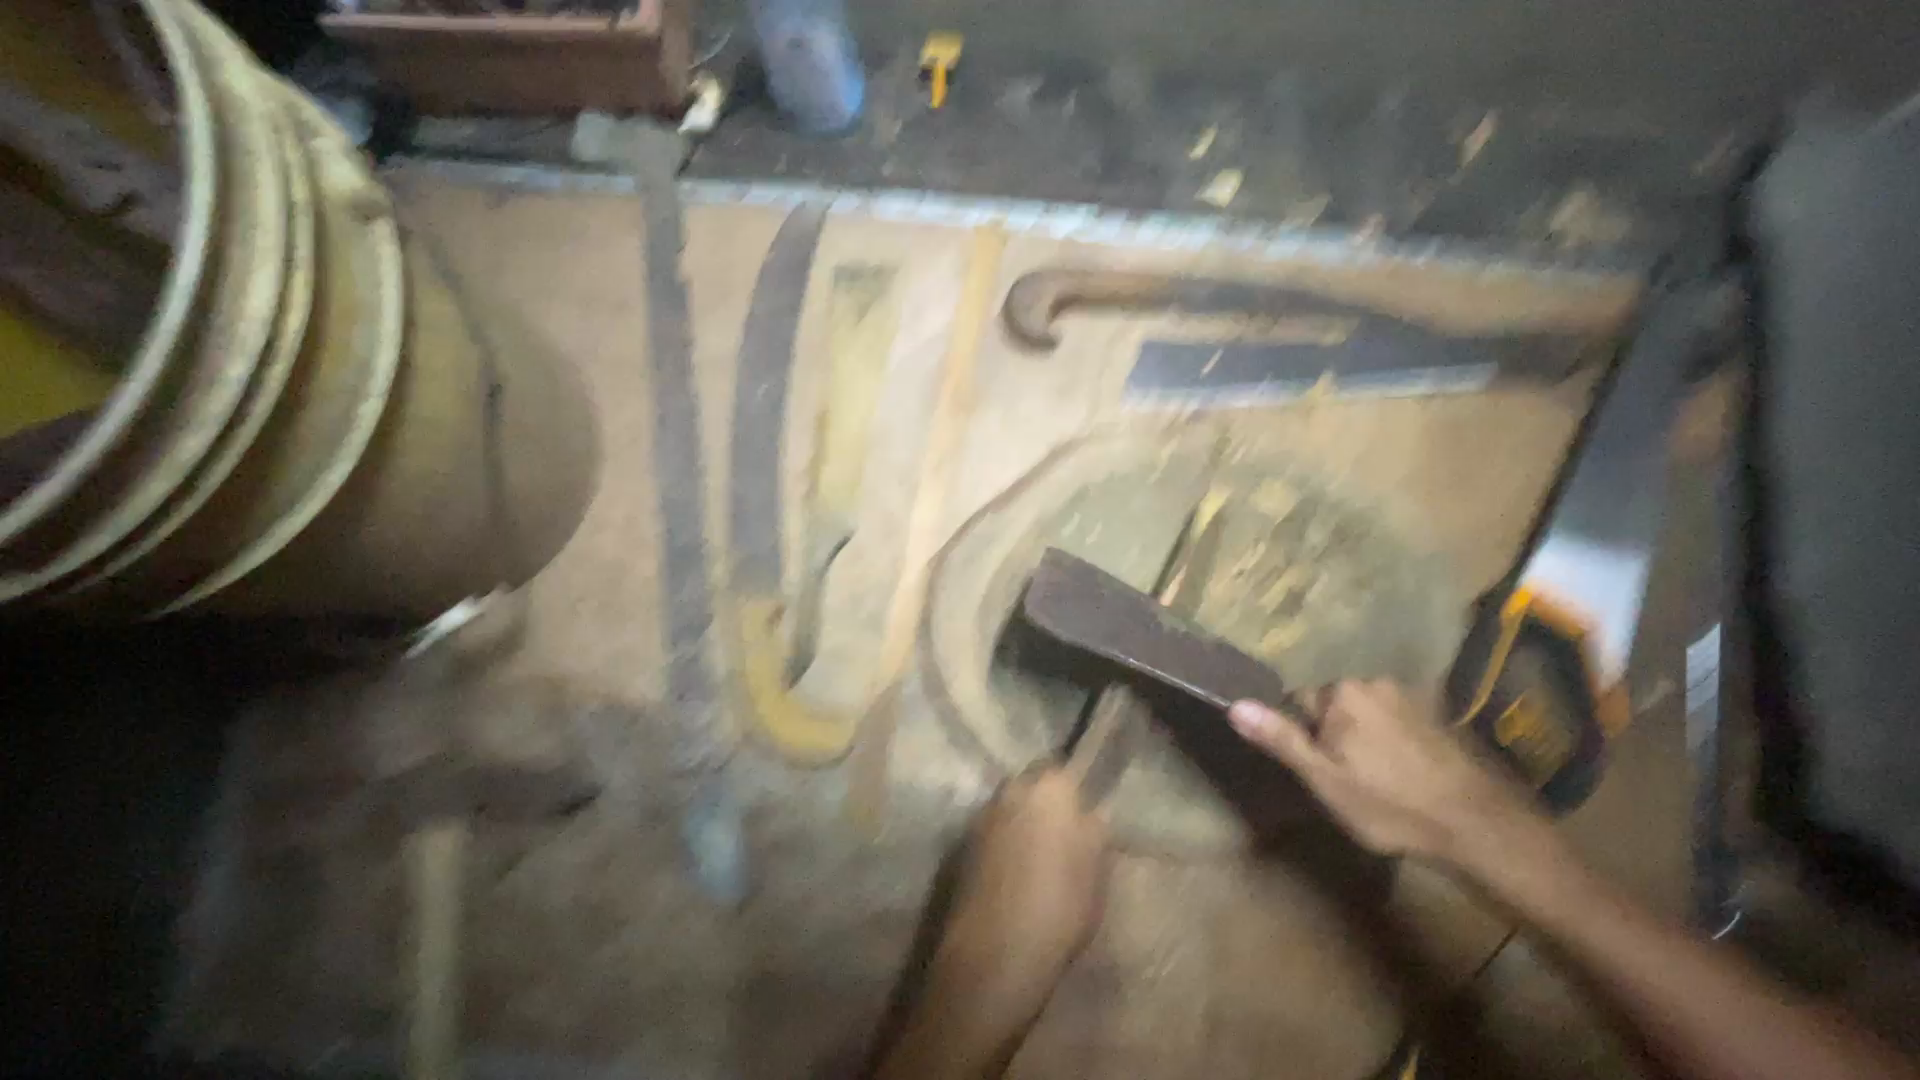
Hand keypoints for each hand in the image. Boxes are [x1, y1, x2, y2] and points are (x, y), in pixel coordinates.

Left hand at [937, 769, 1109, 1013]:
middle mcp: (1010, 790)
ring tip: (1036, 855)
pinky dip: (1001, 843)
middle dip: (1044, 801)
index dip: (1074, 788)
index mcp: (1050, 787)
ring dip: (1021, 821)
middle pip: (1032, 784)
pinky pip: (991, 833)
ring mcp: (981, 816)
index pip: (1064, 768)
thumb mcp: (1097, 869)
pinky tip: (1012, 871)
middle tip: (1061, 831)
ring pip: (1009, 807)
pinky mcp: (961, 844)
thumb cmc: (1061, 904)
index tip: (1082, 809)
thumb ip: (1093, 830)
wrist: (997, 949)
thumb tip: (1088, 814)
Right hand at [1227, 680, 1540, 864]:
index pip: (1299, 703)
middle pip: (1333, 706)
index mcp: (1340, 693)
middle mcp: (1372, 682)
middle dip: (1335, 735)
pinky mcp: (1434, 715)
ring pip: (1364, 714)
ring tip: (1380, 782)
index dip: (1306, 739)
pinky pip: (1394, 722)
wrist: (1474, 824)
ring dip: (1364, 739)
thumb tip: (1234, 705)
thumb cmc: (1388, 803)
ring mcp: (1408, 697)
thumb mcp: (1323, 778)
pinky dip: (1392, 743)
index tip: (1322, 772)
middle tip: (1349, 781)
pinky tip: (1405, 775)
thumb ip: (1281, 738)